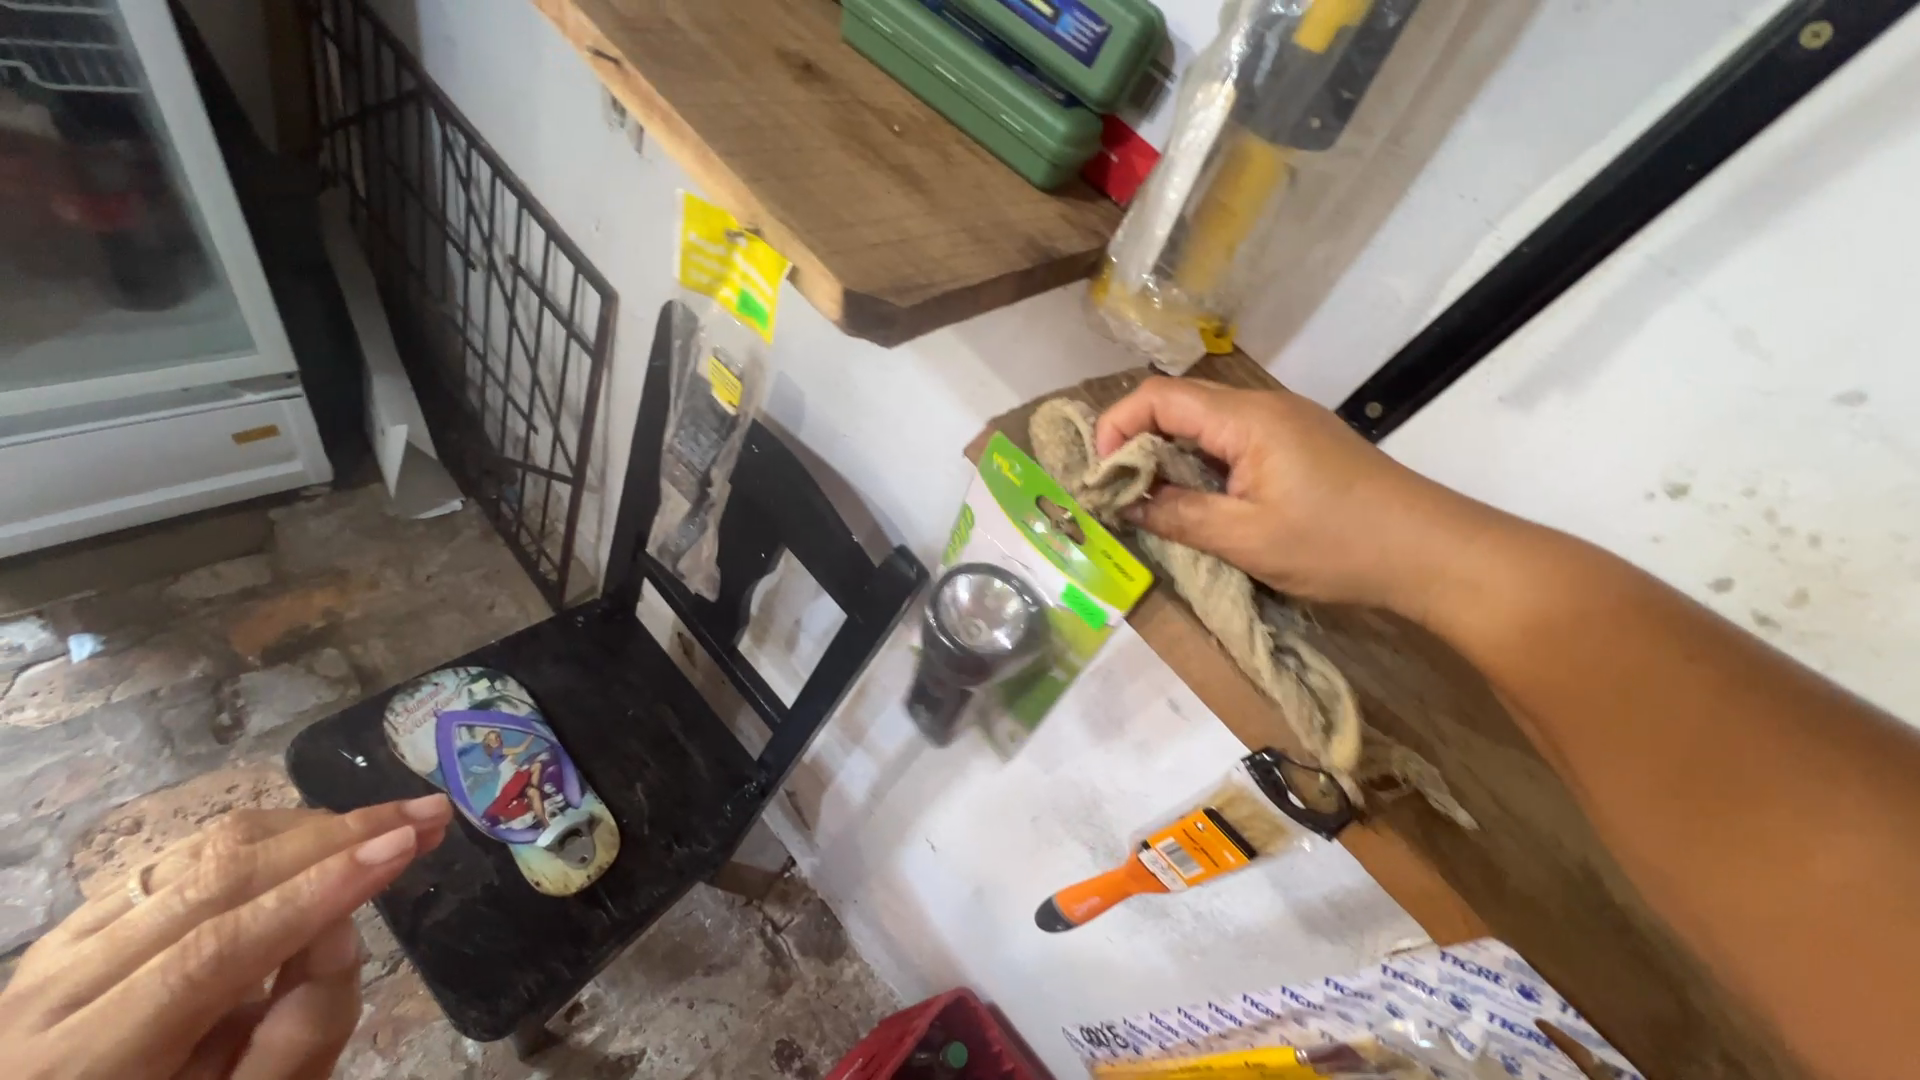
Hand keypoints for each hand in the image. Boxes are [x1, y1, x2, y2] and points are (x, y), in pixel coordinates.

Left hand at [3, 795, 452, 1079]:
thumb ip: (297, 1038)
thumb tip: (347, 934)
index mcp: (83, 1061)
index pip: (215, 951)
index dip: (320, 890)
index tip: (409, 844)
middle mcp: (59, 989)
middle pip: (217, 880)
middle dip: (341, 837)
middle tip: (432, 813)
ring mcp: (65, 943)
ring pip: (210, 849)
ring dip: (321, 824)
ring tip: (399, 819)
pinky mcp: (89, 916)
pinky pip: (197, 849)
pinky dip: (280, 834)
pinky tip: (335, 836)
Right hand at [1096, 377, 1484, 614]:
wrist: (1433, 553)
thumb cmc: (1338, 544)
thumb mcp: (1245, 538)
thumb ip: (1177, 515)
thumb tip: (1124, 502)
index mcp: (1247, 418)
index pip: (1158, 397)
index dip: (1116, 427)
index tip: (1101, 477)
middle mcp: (1262, 407)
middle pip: (1178, 406)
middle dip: (1136, 444)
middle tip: (1120, 495)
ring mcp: (1284, 424)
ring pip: (1203, 425)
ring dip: (1169, 458)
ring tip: (1152, 503)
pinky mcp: (1297, 446)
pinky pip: (1231, 444)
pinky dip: (1201, 467)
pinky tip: (1199, 502)